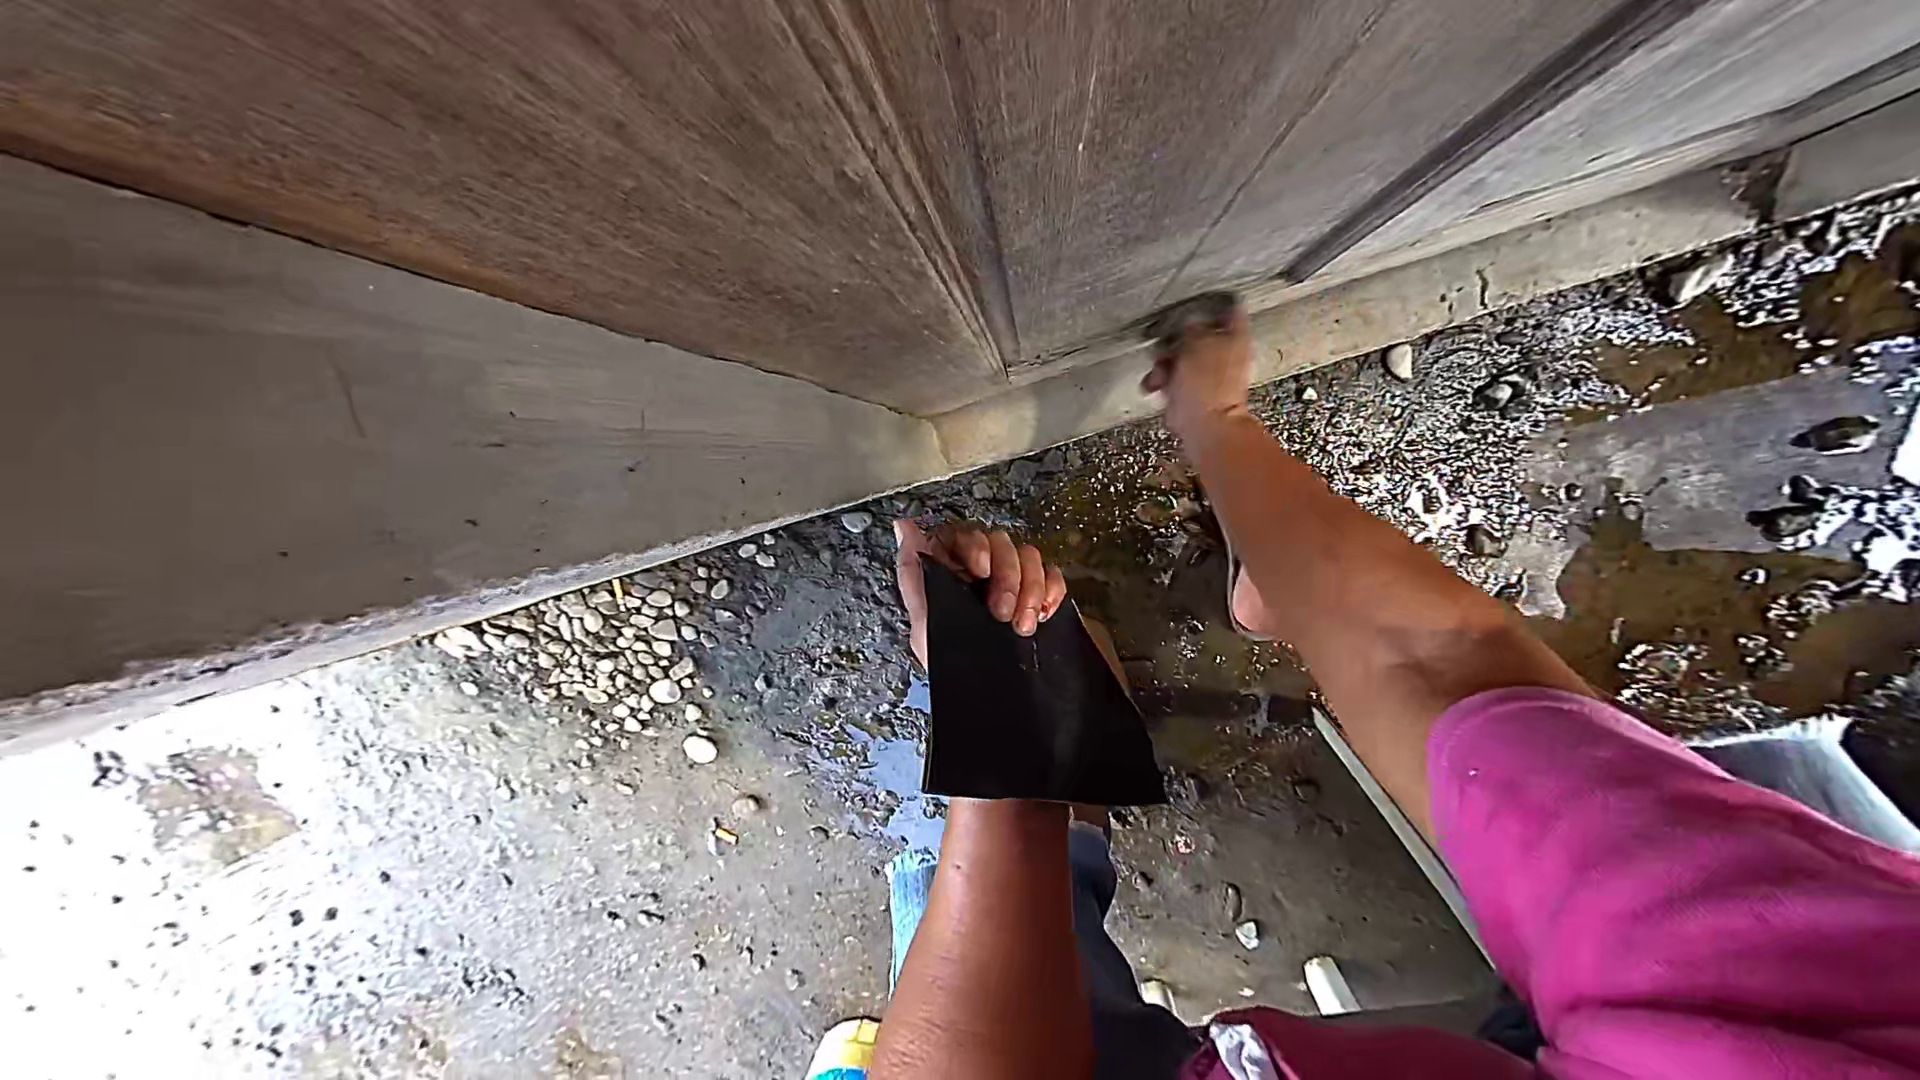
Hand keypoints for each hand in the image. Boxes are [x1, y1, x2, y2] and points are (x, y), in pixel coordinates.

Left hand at [893, 519, 1068, 667]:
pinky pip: (1053, 575)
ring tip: (1022, 626)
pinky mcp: (1043, 598)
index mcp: (952, 579)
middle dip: (1005, 574)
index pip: (962, 536)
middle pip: (999, 542)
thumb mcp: (927, 629)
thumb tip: (903, 527)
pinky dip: (1051, 591)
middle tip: (1000, 612)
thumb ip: (914, 576)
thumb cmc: (960, 676)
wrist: (1006, 711)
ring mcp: (1015, 586)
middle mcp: (983, 578)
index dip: (973, 543)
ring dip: (1029, 588)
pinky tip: (1044, 616)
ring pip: (1028, 555)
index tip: (980, 568)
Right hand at [1140, 304, 1254, 440]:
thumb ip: (1191, 325)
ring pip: (1179, 356)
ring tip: (1159, 372)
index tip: (1194, 300)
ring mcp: (1206, 374)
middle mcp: (1222, 354)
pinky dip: (1160, 381)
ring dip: (1163, 362)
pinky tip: (1156, 384)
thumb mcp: (1197, 343)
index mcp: (1234, 337)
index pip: (1229, 308)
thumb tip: (1186, 318)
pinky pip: (1170, 378)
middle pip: (1196, 334)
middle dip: (1175, 338)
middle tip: (1166, 344)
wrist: (1203, 425)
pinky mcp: (1190, 391)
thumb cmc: (1208, 388)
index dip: (1210, 302)